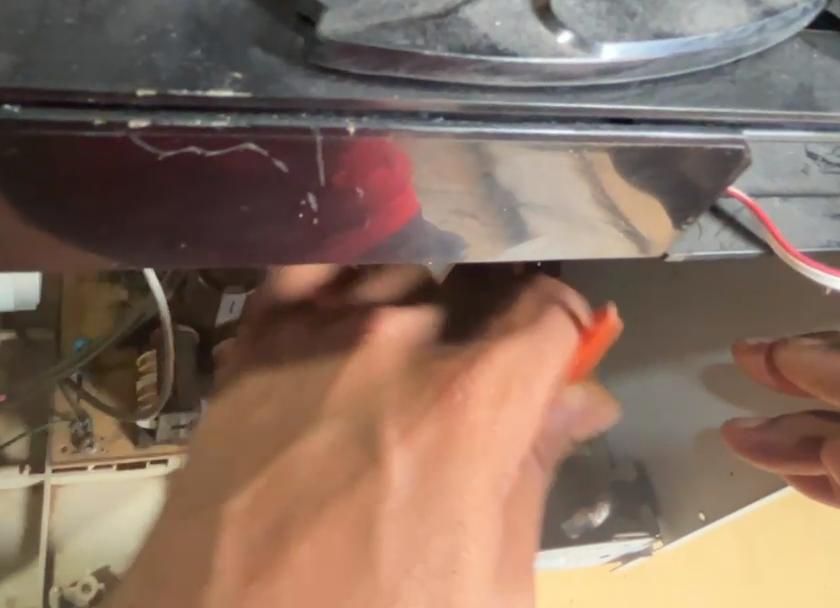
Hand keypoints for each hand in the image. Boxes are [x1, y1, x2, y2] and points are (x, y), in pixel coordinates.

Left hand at [112, 265, 620, 607]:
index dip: (566, 327)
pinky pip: (312, 263)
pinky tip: (349, 301)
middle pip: (471, 292)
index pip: (547, 310)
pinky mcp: (257, 332)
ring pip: (399, 275)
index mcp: (469, 403)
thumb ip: (535, 467)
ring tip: (400, 365)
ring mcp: (319, 327)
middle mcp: (396, 339)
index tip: (561, 347)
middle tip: (472, 384)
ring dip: (417, 309)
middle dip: (488, 332)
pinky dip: (341, 270)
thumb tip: (582, 395)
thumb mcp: (487, 582)